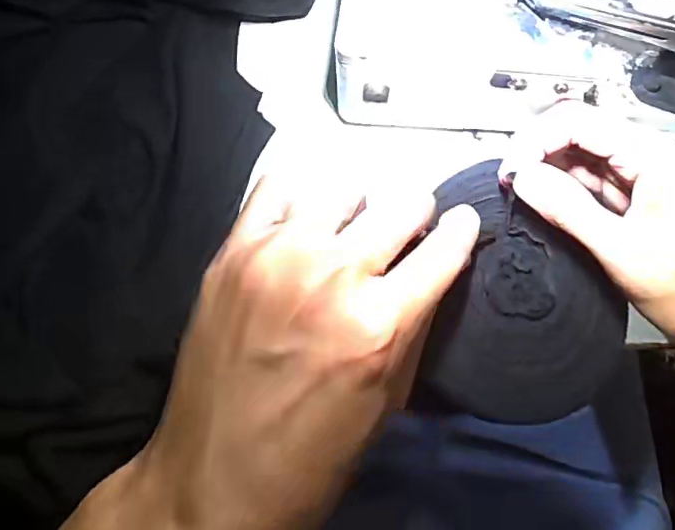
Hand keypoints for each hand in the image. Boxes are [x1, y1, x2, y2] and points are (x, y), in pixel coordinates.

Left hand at [68, 173, 480, 529]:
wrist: (214, 486)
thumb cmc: (317, 450)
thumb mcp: (393, 391)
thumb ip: (421, 314)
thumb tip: (440, 254)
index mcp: (379, 324)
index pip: (445, 244)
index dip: (460, 230)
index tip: (459, 224)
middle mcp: (333, 279)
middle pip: (403, 206)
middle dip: (414, 218)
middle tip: (402, 235)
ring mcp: (279, 259)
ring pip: (345, 190)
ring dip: (357, 212)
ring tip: (346, 234)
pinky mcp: (234, 253)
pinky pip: (278, 188)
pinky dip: (298, 204)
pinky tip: (301, 227)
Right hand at [500, 102, 674, 363]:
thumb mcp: (625, 252)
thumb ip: (569, 210)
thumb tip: (522, 177)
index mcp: (649, 151)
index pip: (576, 120)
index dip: (534, 140)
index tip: (508, 174)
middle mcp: (646, 153)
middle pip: (579, 133)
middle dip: (540, 153)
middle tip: (509, 186)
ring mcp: (644, 175)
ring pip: (585, 158)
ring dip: (552, 172)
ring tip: (522, 198)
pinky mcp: (641, 198)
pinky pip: (596, 183)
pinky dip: (570, 192)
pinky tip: (550, 206)